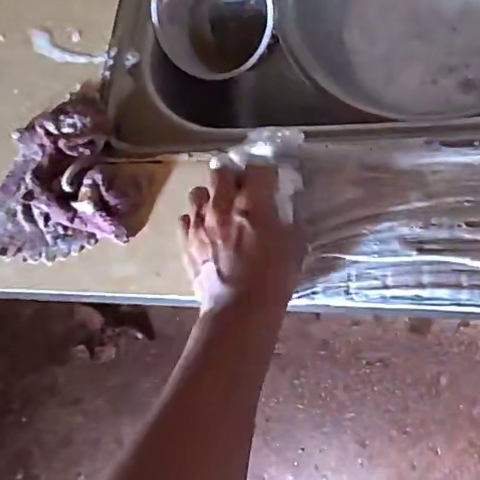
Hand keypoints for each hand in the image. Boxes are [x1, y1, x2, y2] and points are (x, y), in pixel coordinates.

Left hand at [179, 162, 303, 310]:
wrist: (238, 310)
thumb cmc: (273, 279)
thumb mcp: (294, 245)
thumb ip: (287, 219)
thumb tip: (281, 208)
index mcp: (253, 204)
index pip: (258, 169)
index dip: (266, 174)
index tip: (271, 182)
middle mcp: (222, 206)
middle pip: (220, 171)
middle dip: (233, 176)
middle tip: (242, 189)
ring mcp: (199, 223)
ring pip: (198, 192)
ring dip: (211, 196)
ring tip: (220, 209)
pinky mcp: (186, 241)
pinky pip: (186, 218)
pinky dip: (196, 219)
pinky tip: (207, 230)